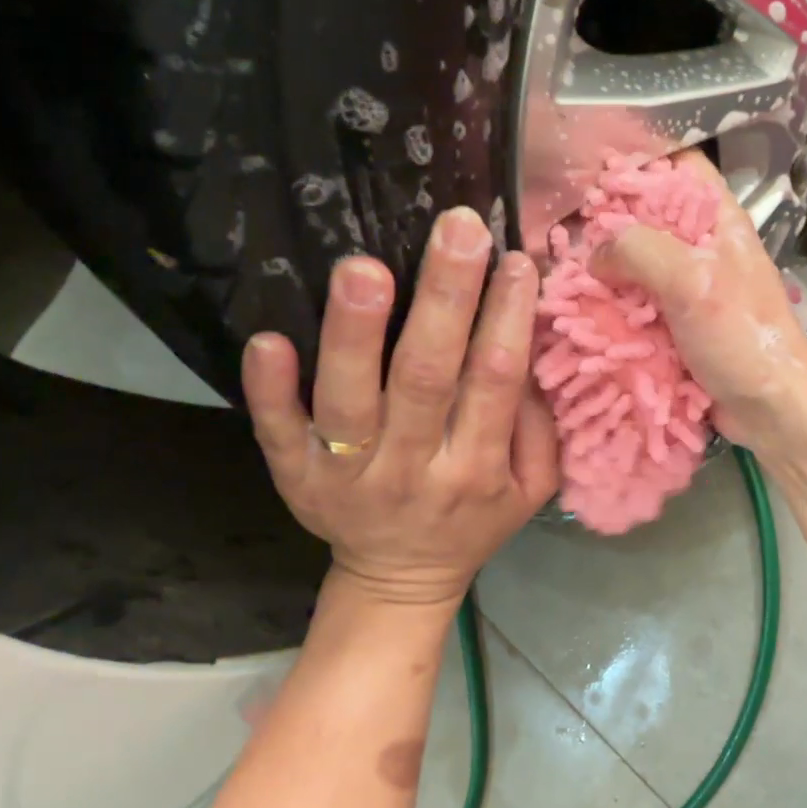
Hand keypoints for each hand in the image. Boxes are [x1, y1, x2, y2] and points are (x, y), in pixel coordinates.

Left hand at [242, 207, 558, 607]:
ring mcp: (347, 473)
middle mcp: (413, 469)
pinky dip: (270, 388)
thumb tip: (528, 351)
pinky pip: (277, 431)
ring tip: (365, 266)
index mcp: (476, 470)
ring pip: (349, 400)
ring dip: (354, 333)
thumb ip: (537, 429)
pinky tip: (269, 338)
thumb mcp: (532, 490)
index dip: (507, 321)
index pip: (495, 384)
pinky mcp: (295, 476)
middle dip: (445, 301)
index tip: (516, 260)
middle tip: (456, 230)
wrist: (401, 578)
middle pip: (426, 379)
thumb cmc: (475, 521)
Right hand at [590, 151, 806, 452]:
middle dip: (606, 219)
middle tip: (560, 224)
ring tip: (560, 268)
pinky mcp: (677, 326)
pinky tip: (579, 308)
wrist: (773, 411)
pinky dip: (611, 306)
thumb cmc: (744, 339)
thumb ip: (638, 251)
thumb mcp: (692, 281)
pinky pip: (636, 305)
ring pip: (636, 263)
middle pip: (647, 215)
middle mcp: (702, 247)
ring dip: (603, 268)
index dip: (637, 158)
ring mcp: (689, 289)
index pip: (678, 164)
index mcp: (718, 221)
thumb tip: (594, 255)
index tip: (589, 168)